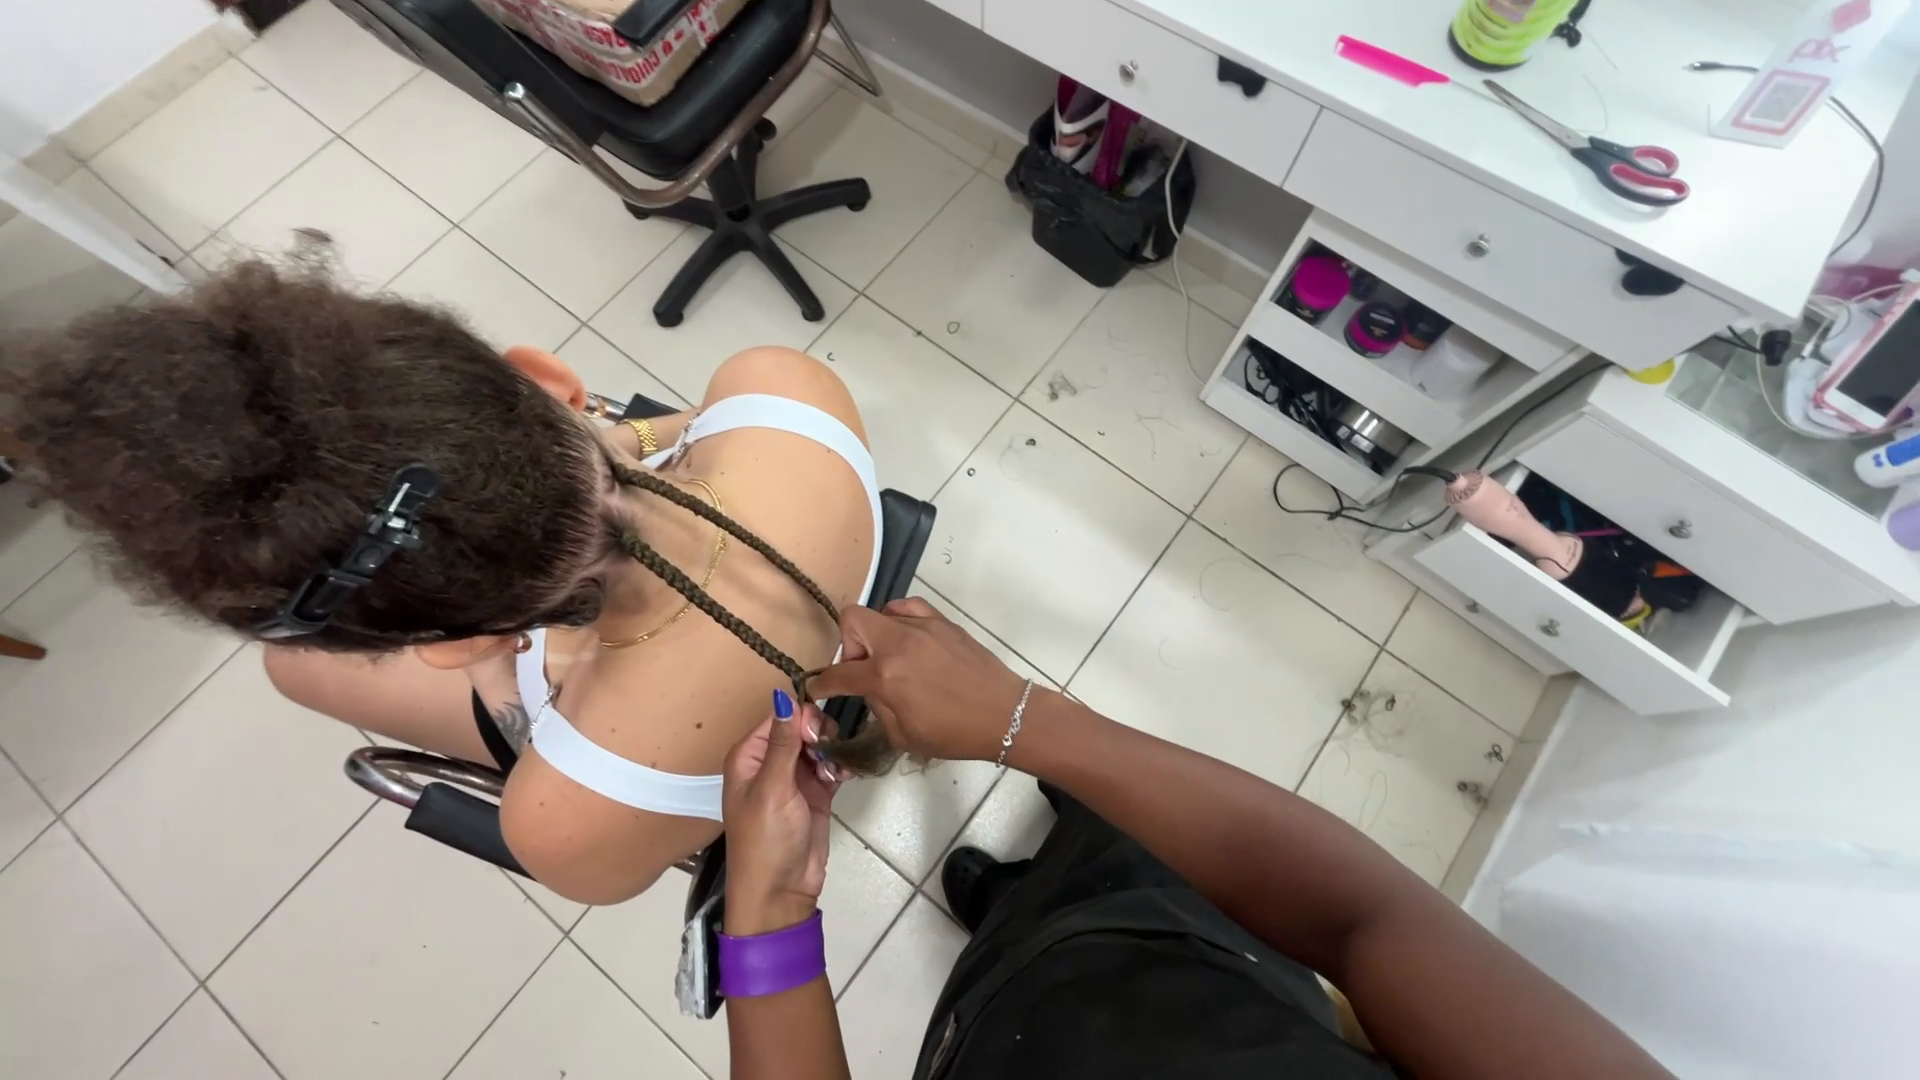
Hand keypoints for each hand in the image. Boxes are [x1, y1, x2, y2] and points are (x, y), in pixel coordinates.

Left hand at [722, 690, 841, 935]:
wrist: (781, 893)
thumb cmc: (766, 839)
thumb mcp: (773, 788)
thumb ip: (784, 741)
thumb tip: (782, 694)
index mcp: (749, 756)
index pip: (779, 717)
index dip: (800, 718)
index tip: (816, 734)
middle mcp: (770, 761)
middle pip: (802, 726)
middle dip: (820, 734)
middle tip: (826, 754)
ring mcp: (795, 776)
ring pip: (820, 743)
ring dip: (832, 750)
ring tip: (834, 770)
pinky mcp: (816, 791)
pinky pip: (832, 763)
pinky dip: (840, 766)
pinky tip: (843, 776)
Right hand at [808, 598, 1032, 762]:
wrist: (1002, 714)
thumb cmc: (953, 733)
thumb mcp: (903, 734)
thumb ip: (878, 706)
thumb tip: (871, 689)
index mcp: (885, 677)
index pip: (839, 675)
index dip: (822, 684)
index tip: (818, 688)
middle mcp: (898, 644)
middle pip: (852, 620)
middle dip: (848, 645)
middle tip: (862, 668)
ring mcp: (922, 627)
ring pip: (881, 611)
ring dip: (876, 634)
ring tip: (889, 656)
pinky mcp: (942, 622)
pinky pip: (909, 607)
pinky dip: (900, 618)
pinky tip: (907, 638)